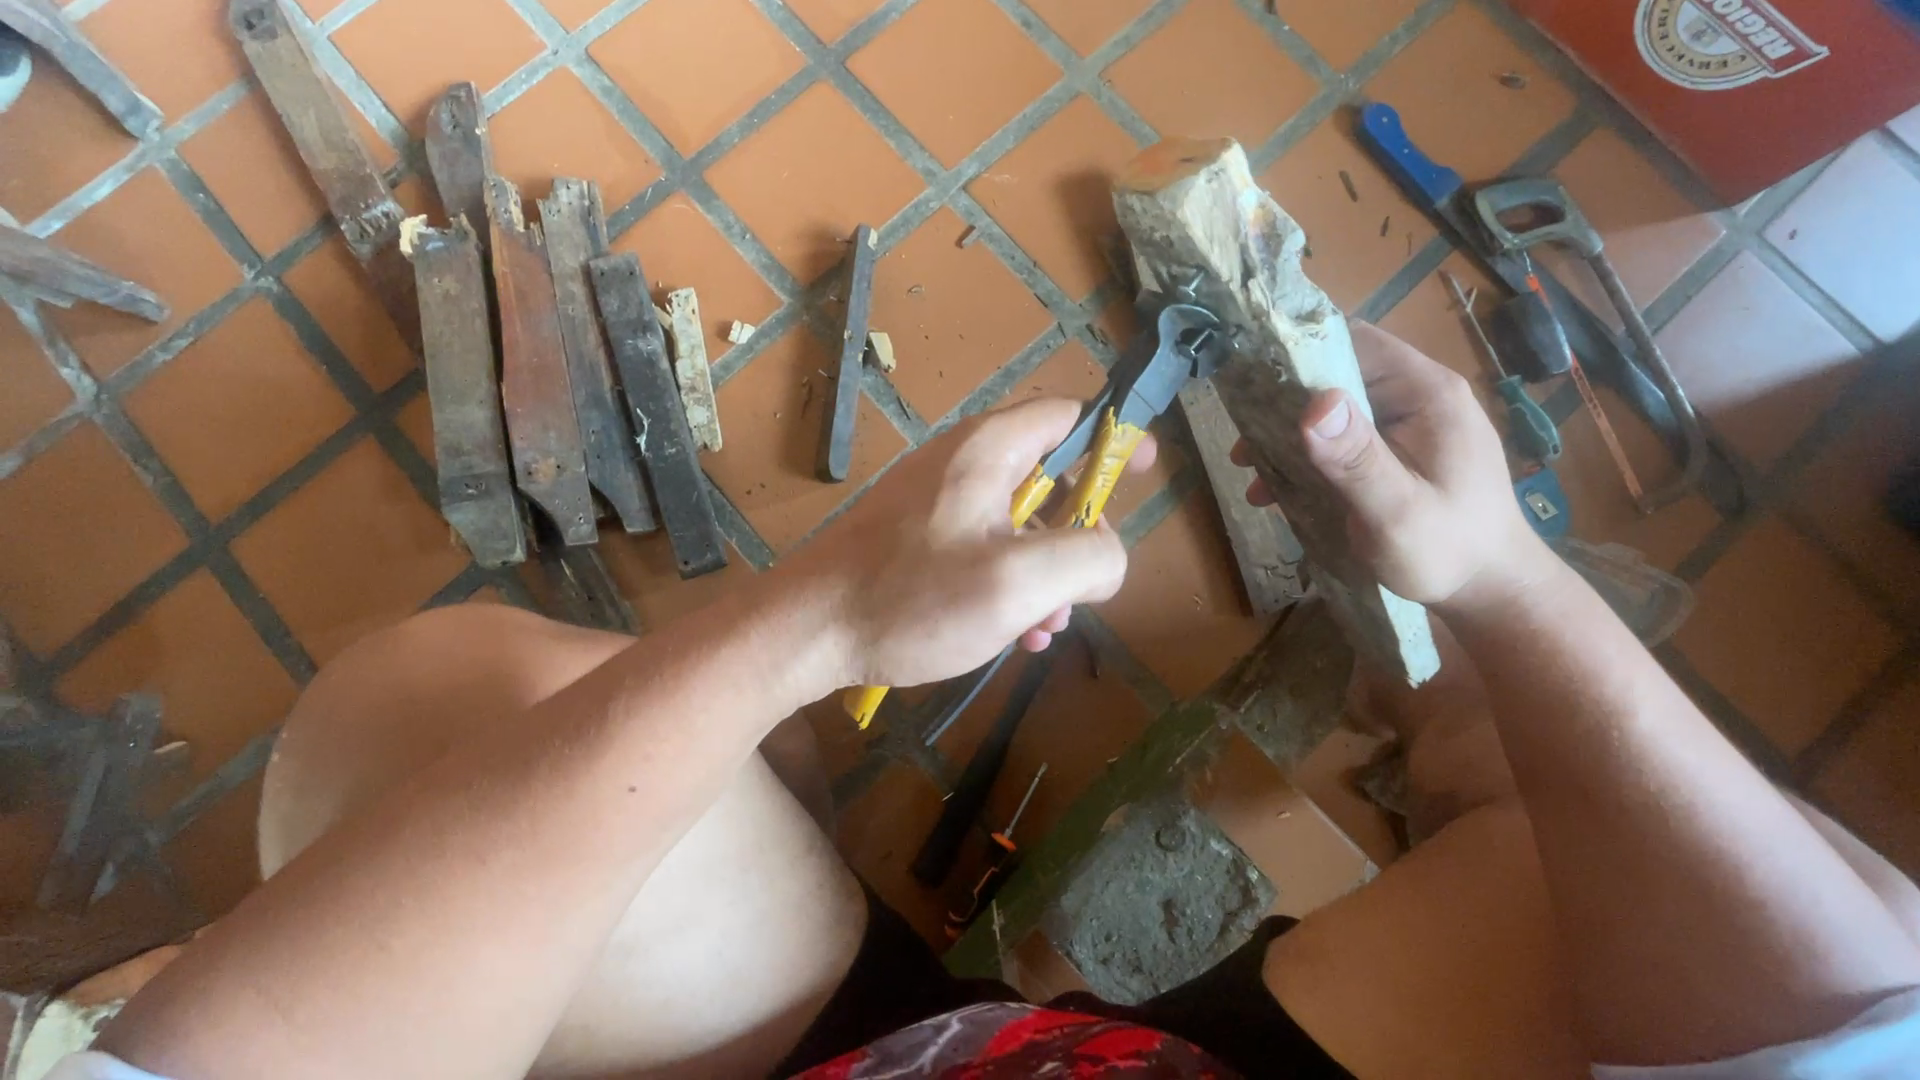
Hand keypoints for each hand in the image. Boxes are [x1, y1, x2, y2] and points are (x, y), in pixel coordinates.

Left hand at [790, 398, 1156, 688]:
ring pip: (1016, 524)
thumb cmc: (911, 600)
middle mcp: (960, 463)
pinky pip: (979, 548)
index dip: (1113, 440)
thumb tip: (1109, 555)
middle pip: (1047, 479)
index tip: (1143, 473)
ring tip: (1040, 628)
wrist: (805, 630)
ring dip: (1042, 573)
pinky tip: (1006, 634)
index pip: (1069, 416)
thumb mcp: (1018, 582)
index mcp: (988, 450)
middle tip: (1080, 590)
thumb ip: (1089, 557)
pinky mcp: (912, 538)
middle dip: (1076, 536)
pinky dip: (1004, 584)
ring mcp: (932, 501)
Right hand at [1237, 321, 1553, 610]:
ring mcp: (1404, 424)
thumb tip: (1315, 404)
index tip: (1251, 380)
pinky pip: (1338, 440)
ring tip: (1248, 468)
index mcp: (1426, 394)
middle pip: (1336, 373)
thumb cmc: (1447, 552)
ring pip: (1331, 409)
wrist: (1486, 590)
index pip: (1355, 342)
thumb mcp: (1397, 512)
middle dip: (1284, 402)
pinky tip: (1274, 491)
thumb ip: (1358, 460)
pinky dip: (1304, 458)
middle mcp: (1416, 396)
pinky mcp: (1391, 451)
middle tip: (1243, 440)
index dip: (1301, 352)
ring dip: (1287, 435)